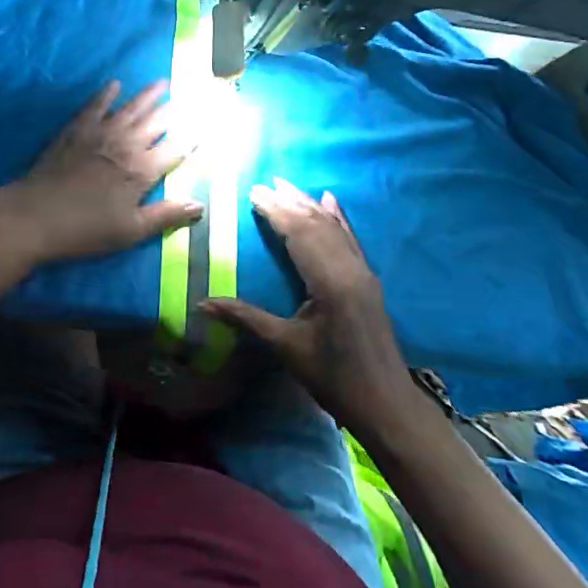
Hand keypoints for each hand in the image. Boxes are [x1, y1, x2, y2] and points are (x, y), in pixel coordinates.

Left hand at [0, 80, 202, 261]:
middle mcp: (125, 146)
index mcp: (142, 172)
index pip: (176, 149)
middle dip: (176, 109)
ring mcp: (99, 134)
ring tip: (163, 82)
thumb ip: (166, 216)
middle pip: (156, 123)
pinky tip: (114, 85)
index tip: (209, 122)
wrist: (34, 215)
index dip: (194, 135)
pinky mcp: (74, 131)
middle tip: (192, 93)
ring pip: (129, 109)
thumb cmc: (85, 230)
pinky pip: (94, 107)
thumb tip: (200, 205)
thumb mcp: (130, 231)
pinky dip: (105, 95)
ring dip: (147, 95)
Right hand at [200, 178, 415, 427]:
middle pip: (317, 226)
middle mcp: (350, 270)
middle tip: (264, 183)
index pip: (299, 235)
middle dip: (289, 203)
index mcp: (330, 283)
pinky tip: (331, 201)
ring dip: (309, 206)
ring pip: (334, 229)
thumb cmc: (333, 378)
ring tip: (288, 185)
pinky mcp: (368, 282)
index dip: (275, 212)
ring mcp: (363, 274)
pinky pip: (350, 240)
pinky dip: (338, 219)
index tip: (253, 192)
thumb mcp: (286, 347)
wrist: (386, 404)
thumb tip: (202, 303)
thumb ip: (246, 318)